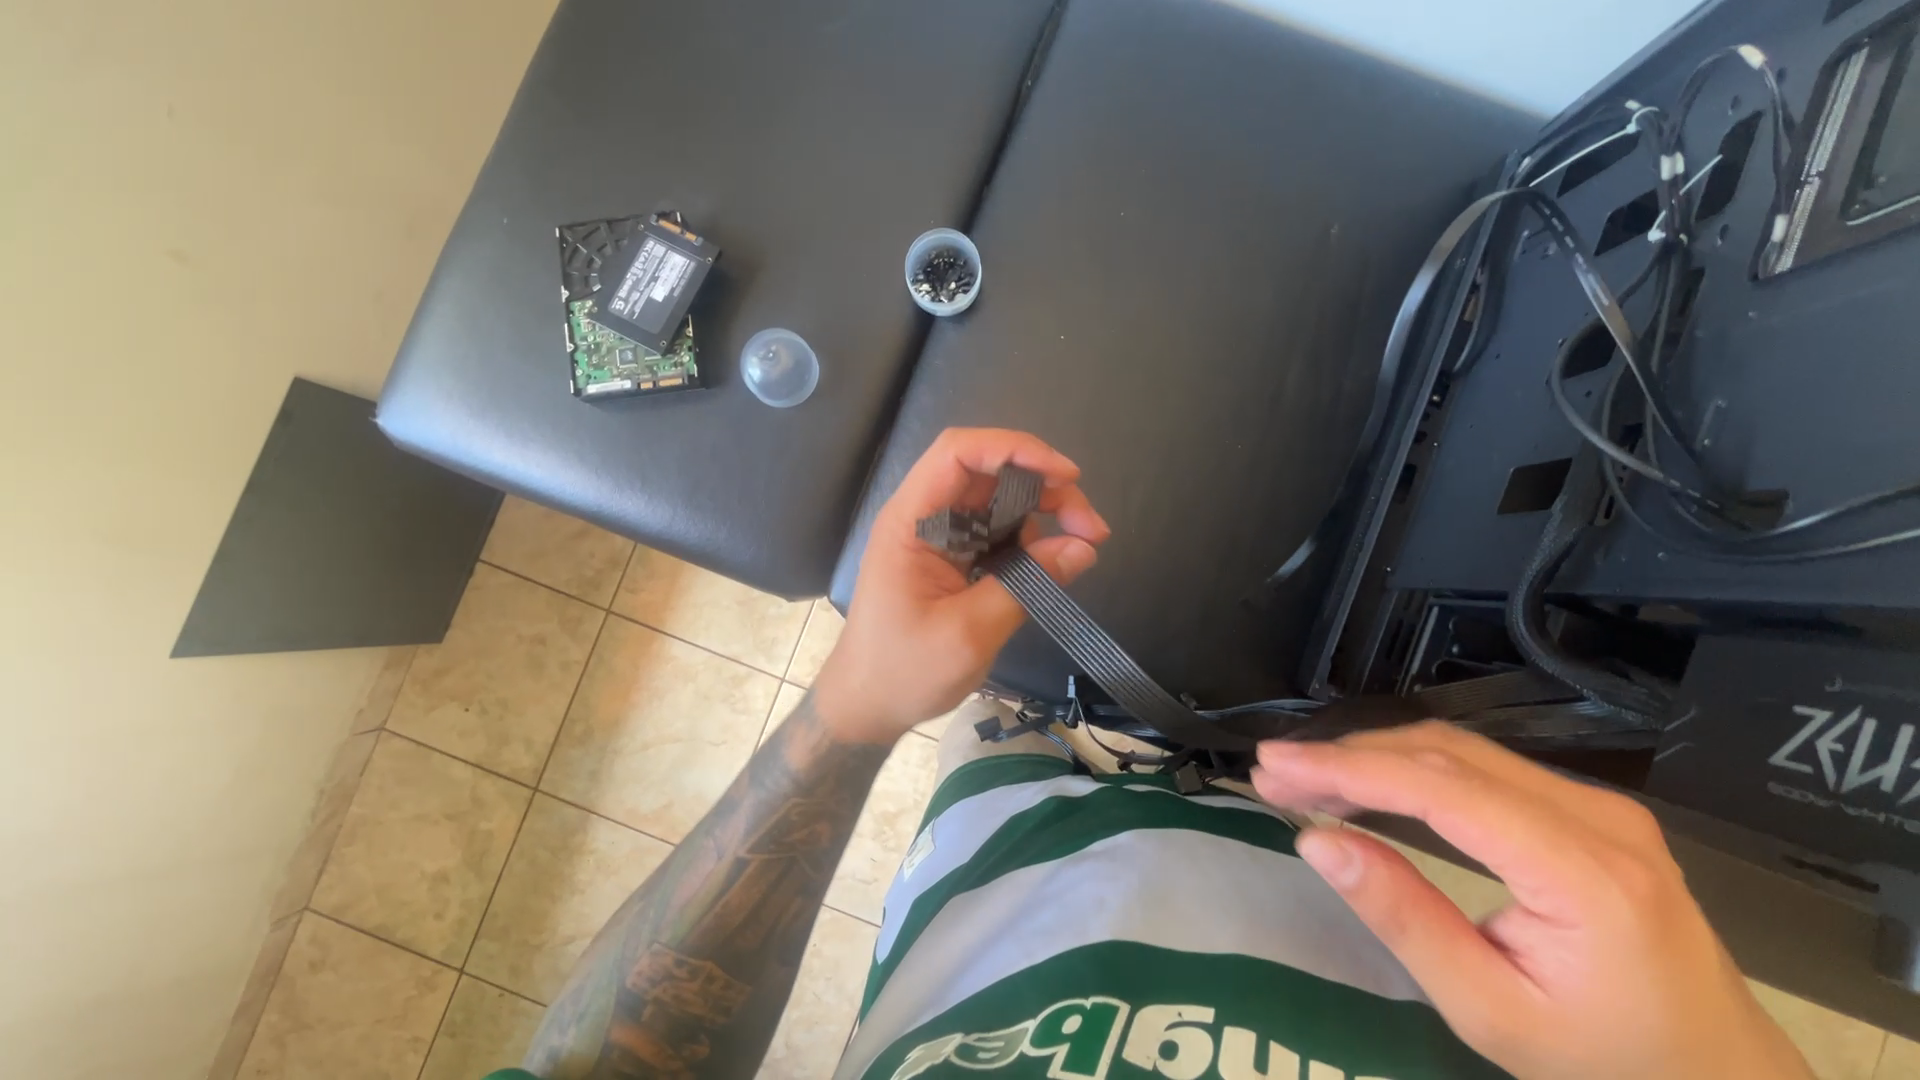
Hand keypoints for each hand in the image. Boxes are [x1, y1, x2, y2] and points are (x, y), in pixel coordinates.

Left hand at [813, 428, 1109, 743]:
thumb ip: (1024, 586)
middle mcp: (926, 519)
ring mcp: (941, 539)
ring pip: (1000, 502)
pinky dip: (1031, 541)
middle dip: (1045, 487)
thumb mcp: (968, 633)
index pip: (959, 454)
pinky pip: (999, 533)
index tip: (1065, 475)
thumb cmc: (903, 671)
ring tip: (1084, 545)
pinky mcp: (956, 560)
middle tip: (1091, 527)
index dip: (1014, 449)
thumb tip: (1082, 548)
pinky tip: (1056, 563)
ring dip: (1045, 513)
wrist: (867, 705)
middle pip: (989, 474)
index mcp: (911, 521)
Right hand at [1252, 721, 1812, 1079]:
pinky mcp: (1587, 811)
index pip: (1441, 787)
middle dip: (1348, 755)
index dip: (1346, 768)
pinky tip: (1367, 787)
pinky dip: (1410, 770)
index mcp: (1582, 871)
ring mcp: (1597, 806)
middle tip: (1272, 773)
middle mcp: (1596, 815)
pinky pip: (1482, 768)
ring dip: (1373, 757)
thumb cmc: (1606, 1065)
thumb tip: (1317, 841)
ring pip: (1459, 750)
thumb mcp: (1492, 1012)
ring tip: (1303, 779)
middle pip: (1446, 752)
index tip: (1272, 765)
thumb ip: (1404, 919)